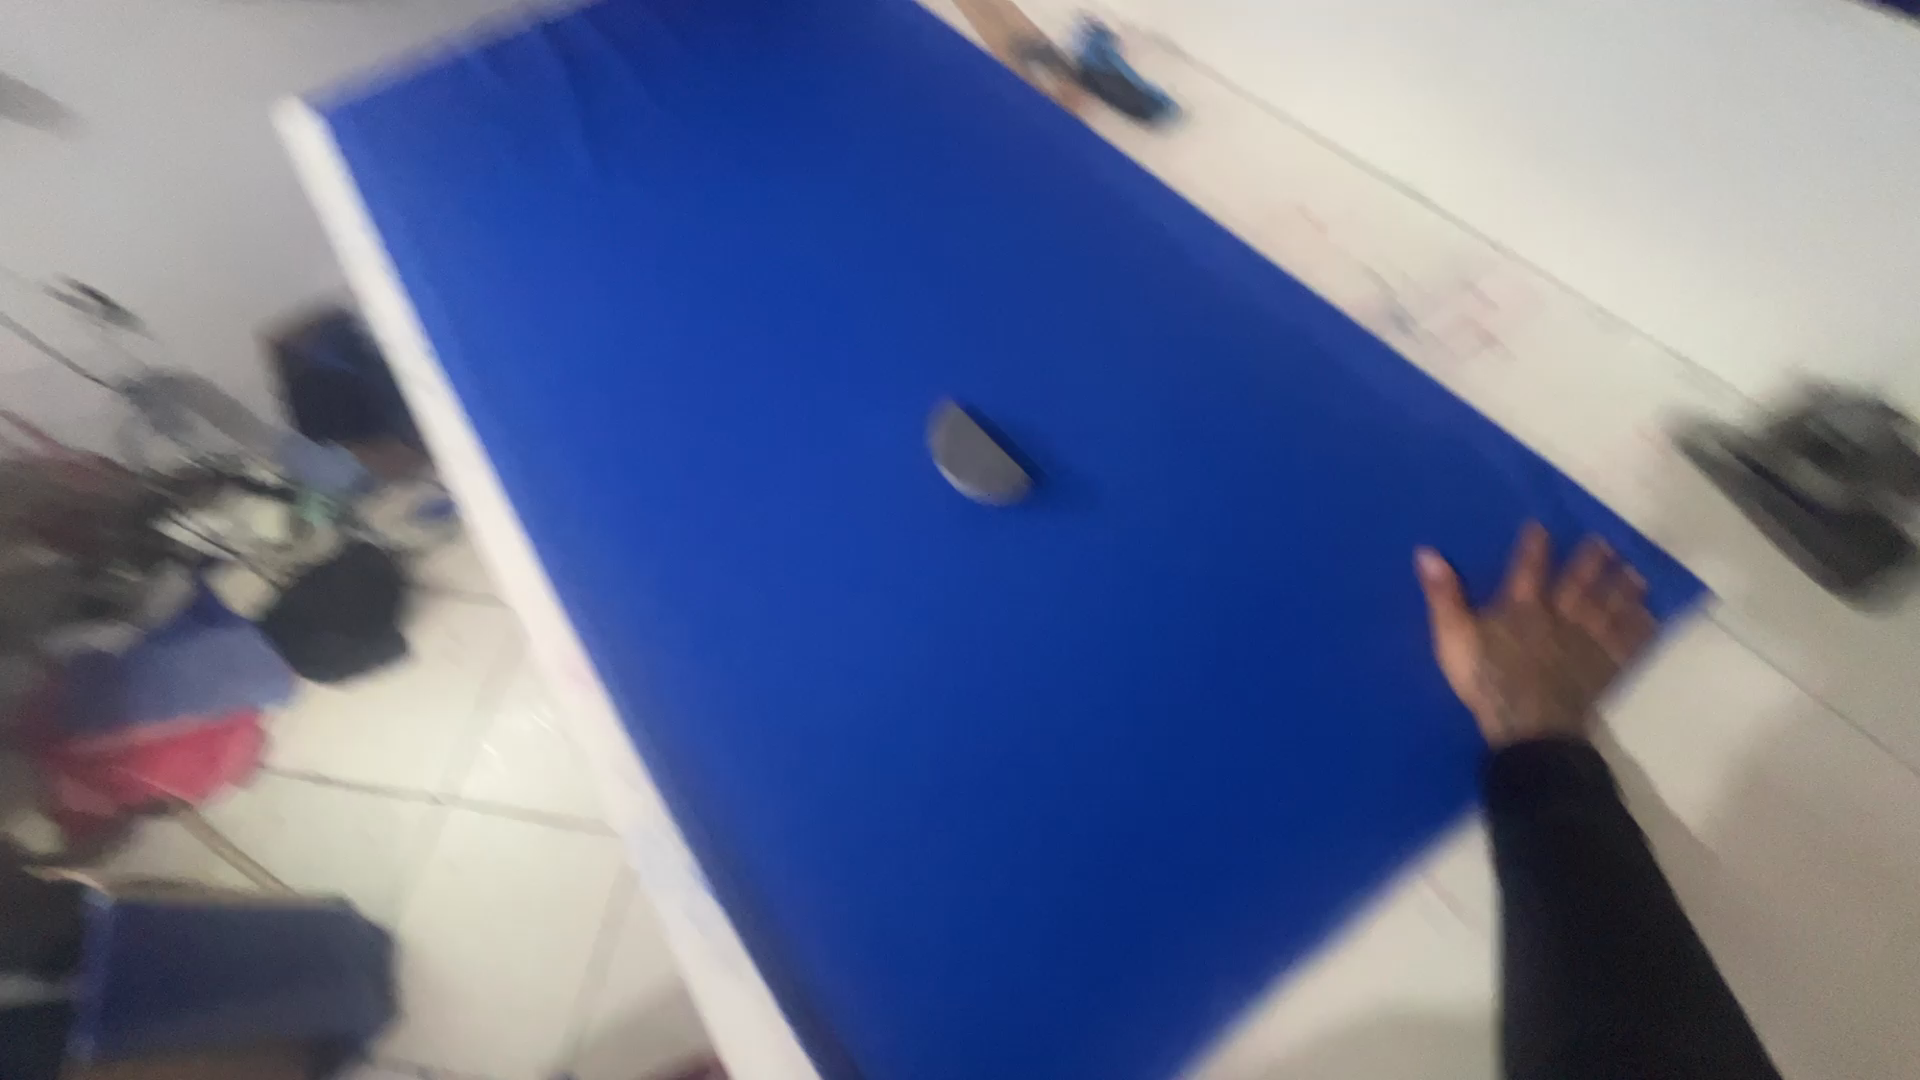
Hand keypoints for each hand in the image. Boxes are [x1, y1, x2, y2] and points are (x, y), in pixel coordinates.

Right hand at [1415, 523, 1657, 747]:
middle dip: (1590, 561)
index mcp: (1521, 607)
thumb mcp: (1451, 634)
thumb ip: (1442, 594)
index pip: (1528, 568)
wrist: (1528, 722)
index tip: (1541, 526)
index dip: (1534, 546)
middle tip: (1605, 542)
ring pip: (1610, 607)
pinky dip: (1640, 628)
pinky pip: (1629, 642)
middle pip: (1579, 583)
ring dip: (1622, 589)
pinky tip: (1649, 618)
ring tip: (1634, 572)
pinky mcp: (1605, 666)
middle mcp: (1561, 616)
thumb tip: (1426, 552)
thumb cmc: (1484, 677)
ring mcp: (1588, 641)